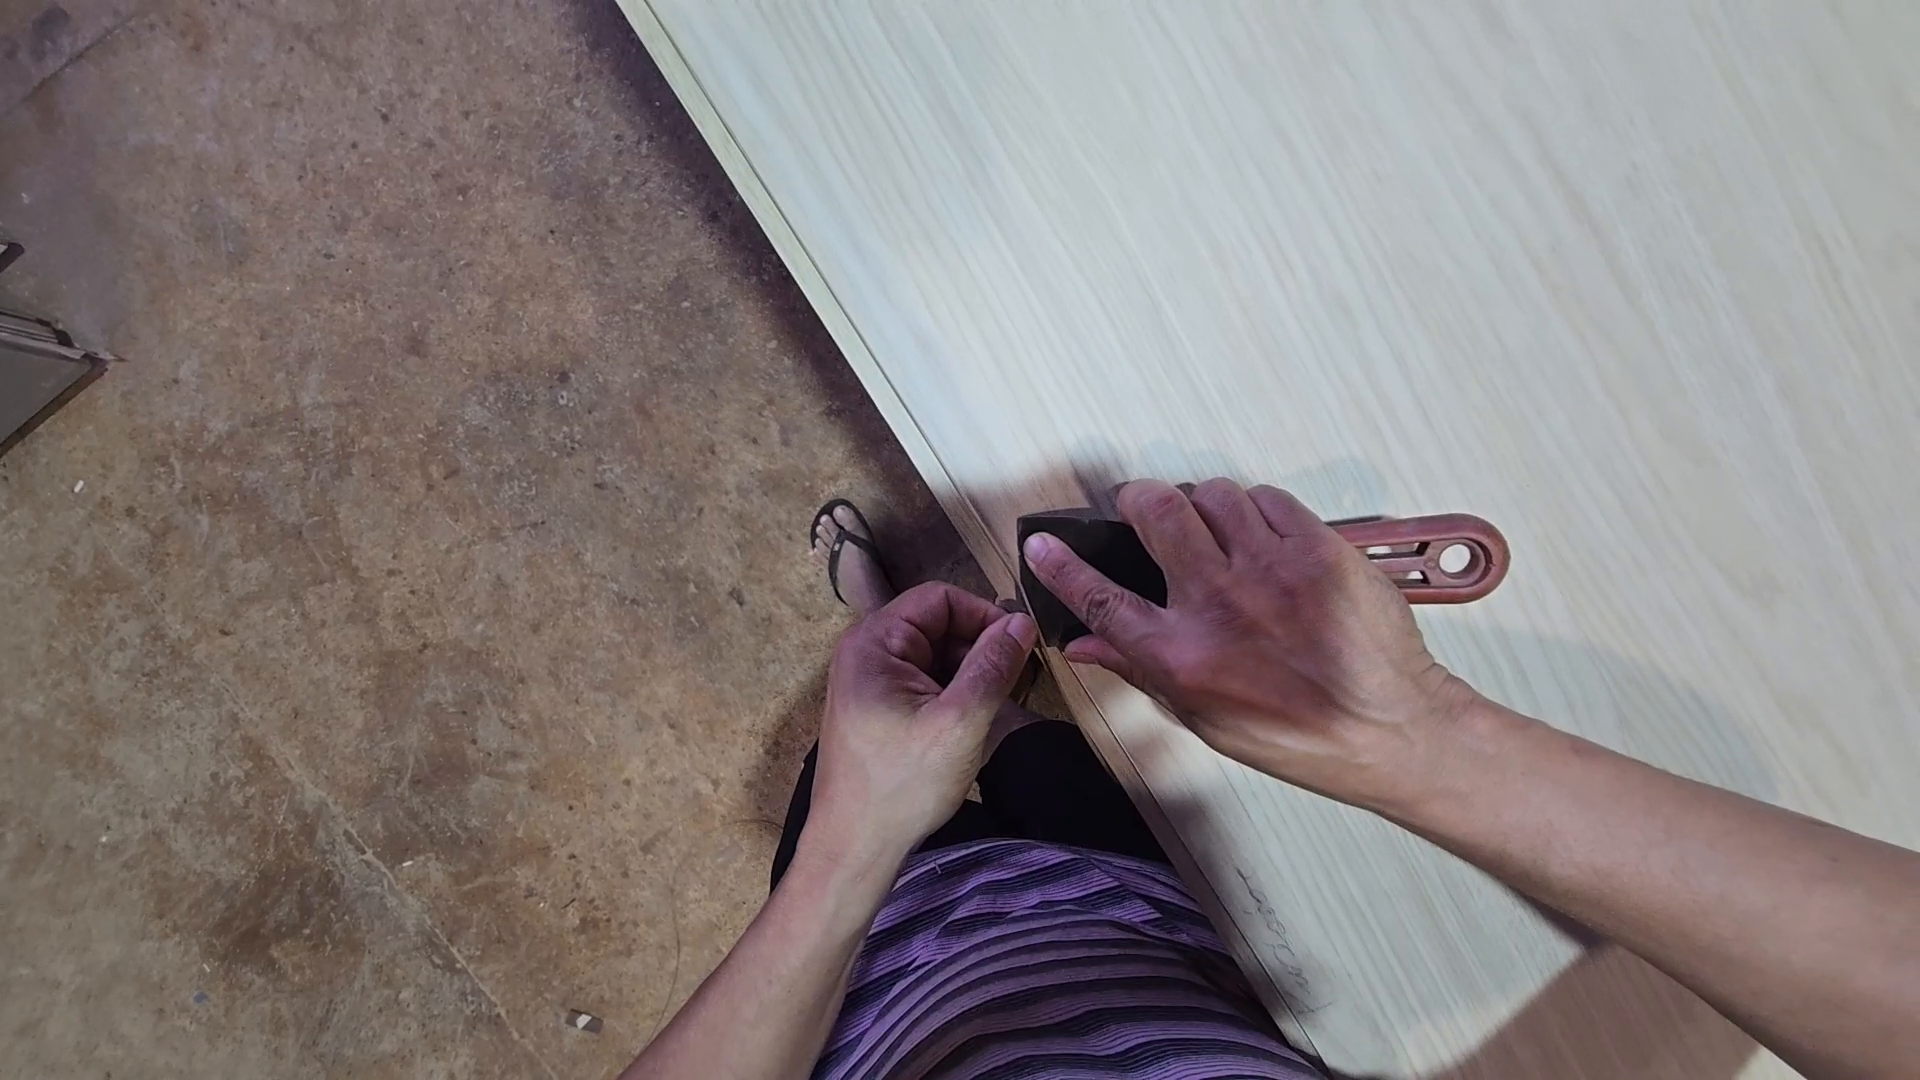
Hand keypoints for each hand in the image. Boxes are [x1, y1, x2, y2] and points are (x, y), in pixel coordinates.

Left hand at [804, 582, 1038, 863]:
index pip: (940, 598)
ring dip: (970, 674)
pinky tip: (972, 723)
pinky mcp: (878, 706)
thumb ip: (993, 666)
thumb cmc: (902, 785)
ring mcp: (870, 679)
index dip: (984, 615)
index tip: (1020, 647)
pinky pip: (925, 681)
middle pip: (937, 624)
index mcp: (875, 641)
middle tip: (1015, 683)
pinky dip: (954, 693)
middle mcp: (867, 651)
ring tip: (994, 708)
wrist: (854, 848)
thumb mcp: (960, 722)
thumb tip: (1022, 621)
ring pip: (936, 655)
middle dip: (979, 648)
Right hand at [1021, 478, 1479, 809]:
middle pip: (1155, 512)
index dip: (1061, 567)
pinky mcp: (1319, 548)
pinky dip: (1251, 508)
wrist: (1390, 728)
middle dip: (1136, 499)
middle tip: (1138, 508)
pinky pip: (1266, 498)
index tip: (1041, 544)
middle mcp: (1219, 603)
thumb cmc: (1289, 733)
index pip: (1101, 599)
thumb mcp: (1200, 716)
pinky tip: (1257, 535)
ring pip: (1211, 494)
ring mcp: (1272, 569)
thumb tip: (1082, 645)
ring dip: (1198, 503)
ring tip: (1208, 527)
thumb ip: (1138, 669)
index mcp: (1182, 655)